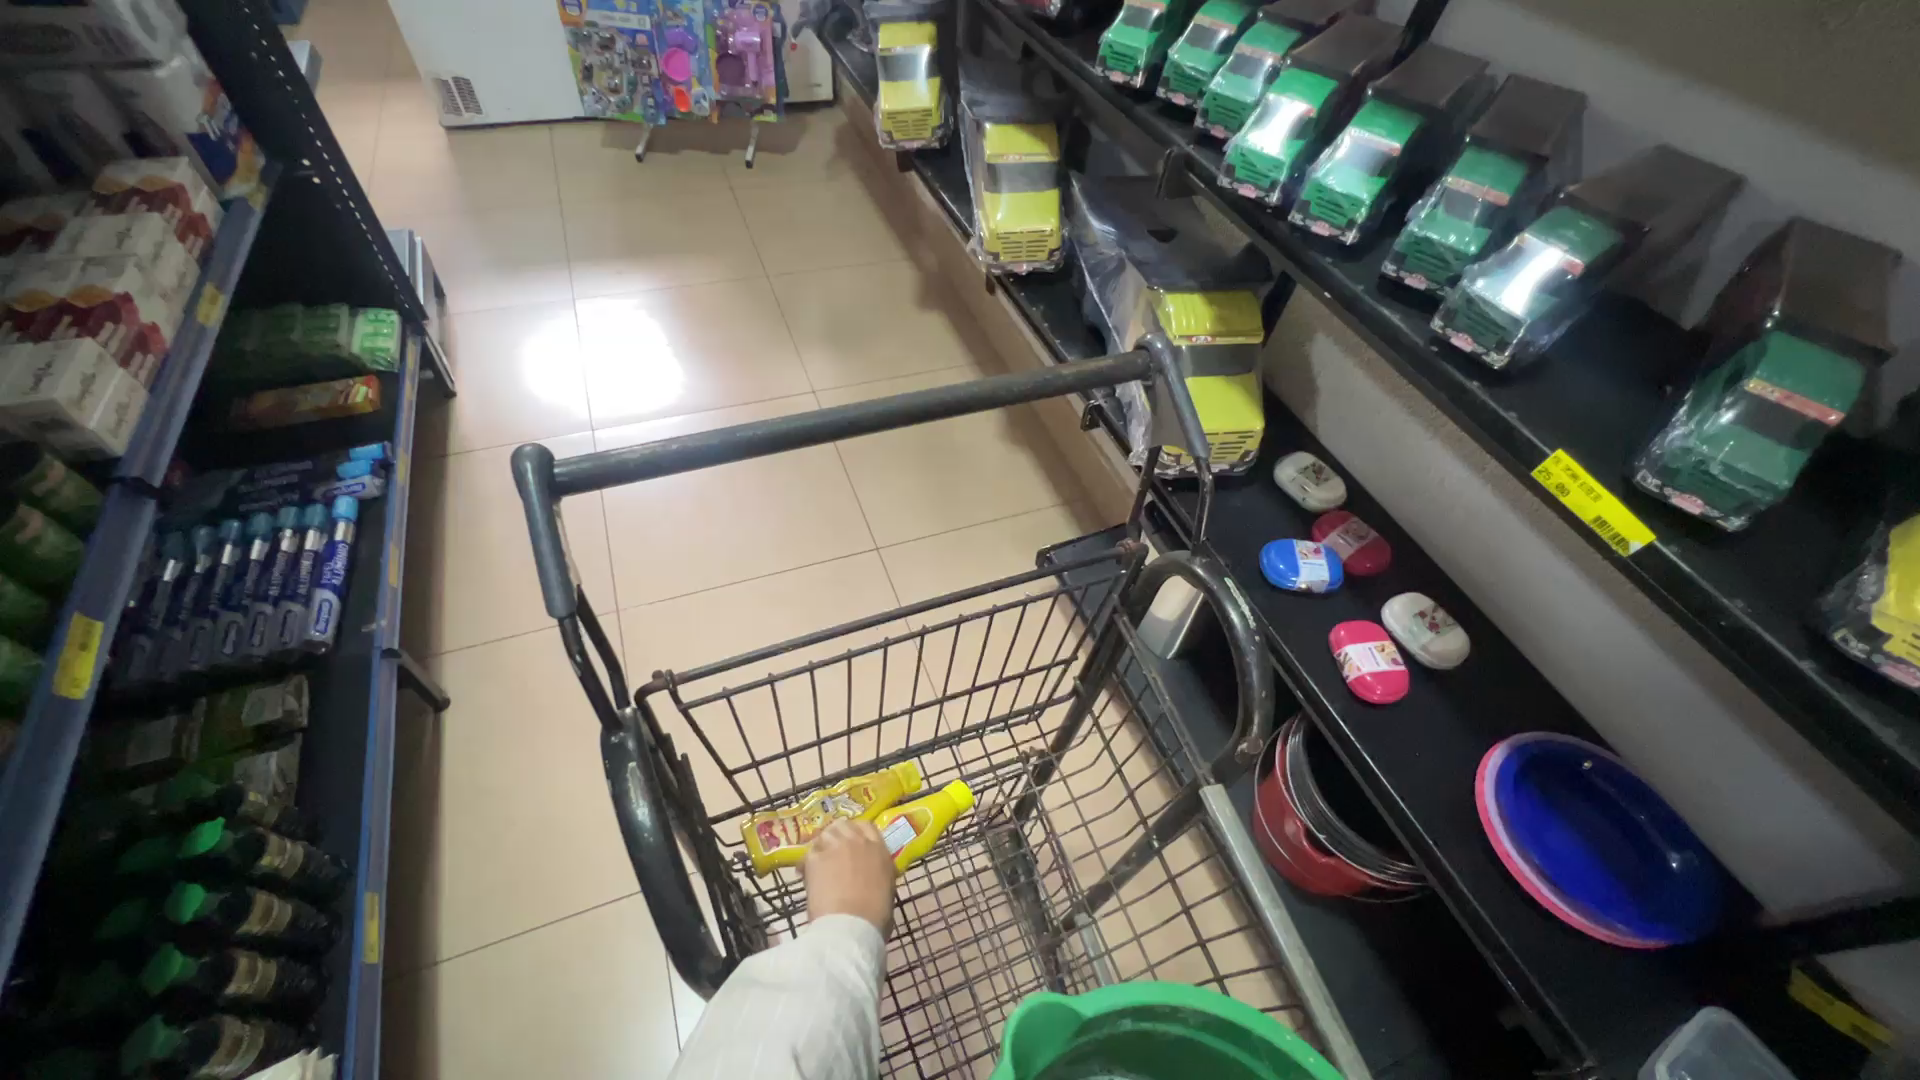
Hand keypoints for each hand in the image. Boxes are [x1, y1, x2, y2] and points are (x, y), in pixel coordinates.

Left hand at [805, 818, 896, 934]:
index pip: (867, 827)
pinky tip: (805, 875)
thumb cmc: (876, 915)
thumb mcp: (887, 889)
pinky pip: (808, 853)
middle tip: (833, 852)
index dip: (858, 833)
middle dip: (838, 835)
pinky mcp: (815, 858)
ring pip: (825, 835)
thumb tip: (873, 877)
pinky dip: (806, 863)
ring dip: (822, 845)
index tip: (854, 844)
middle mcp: (857, 841)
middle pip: (843, 826)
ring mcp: (835, 846)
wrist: (851, 925)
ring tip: (819, 861)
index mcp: (879, 849)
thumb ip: (879, 874)